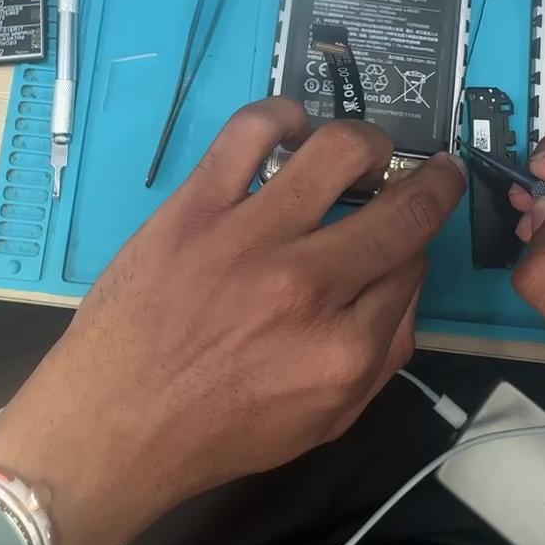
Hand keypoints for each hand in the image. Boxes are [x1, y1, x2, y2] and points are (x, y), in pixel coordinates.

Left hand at [0, 98, 466, 544]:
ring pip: (338, 151)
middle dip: (432, 185)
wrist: (112, 424)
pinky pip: (250, 131)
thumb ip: (384, 354)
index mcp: (344, 349)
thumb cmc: (219, 430)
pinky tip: (292, 130)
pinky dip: (283, 115)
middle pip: (401, 210)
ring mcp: (248, 237)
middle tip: (429, 174)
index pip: (414, 266)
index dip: (418, 245)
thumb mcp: (324, 421)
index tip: (409, 236)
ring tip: (360, 155)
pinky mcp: (196, 205)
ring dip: (368, 144)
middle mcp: (307, 285)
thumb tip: (408, 278)